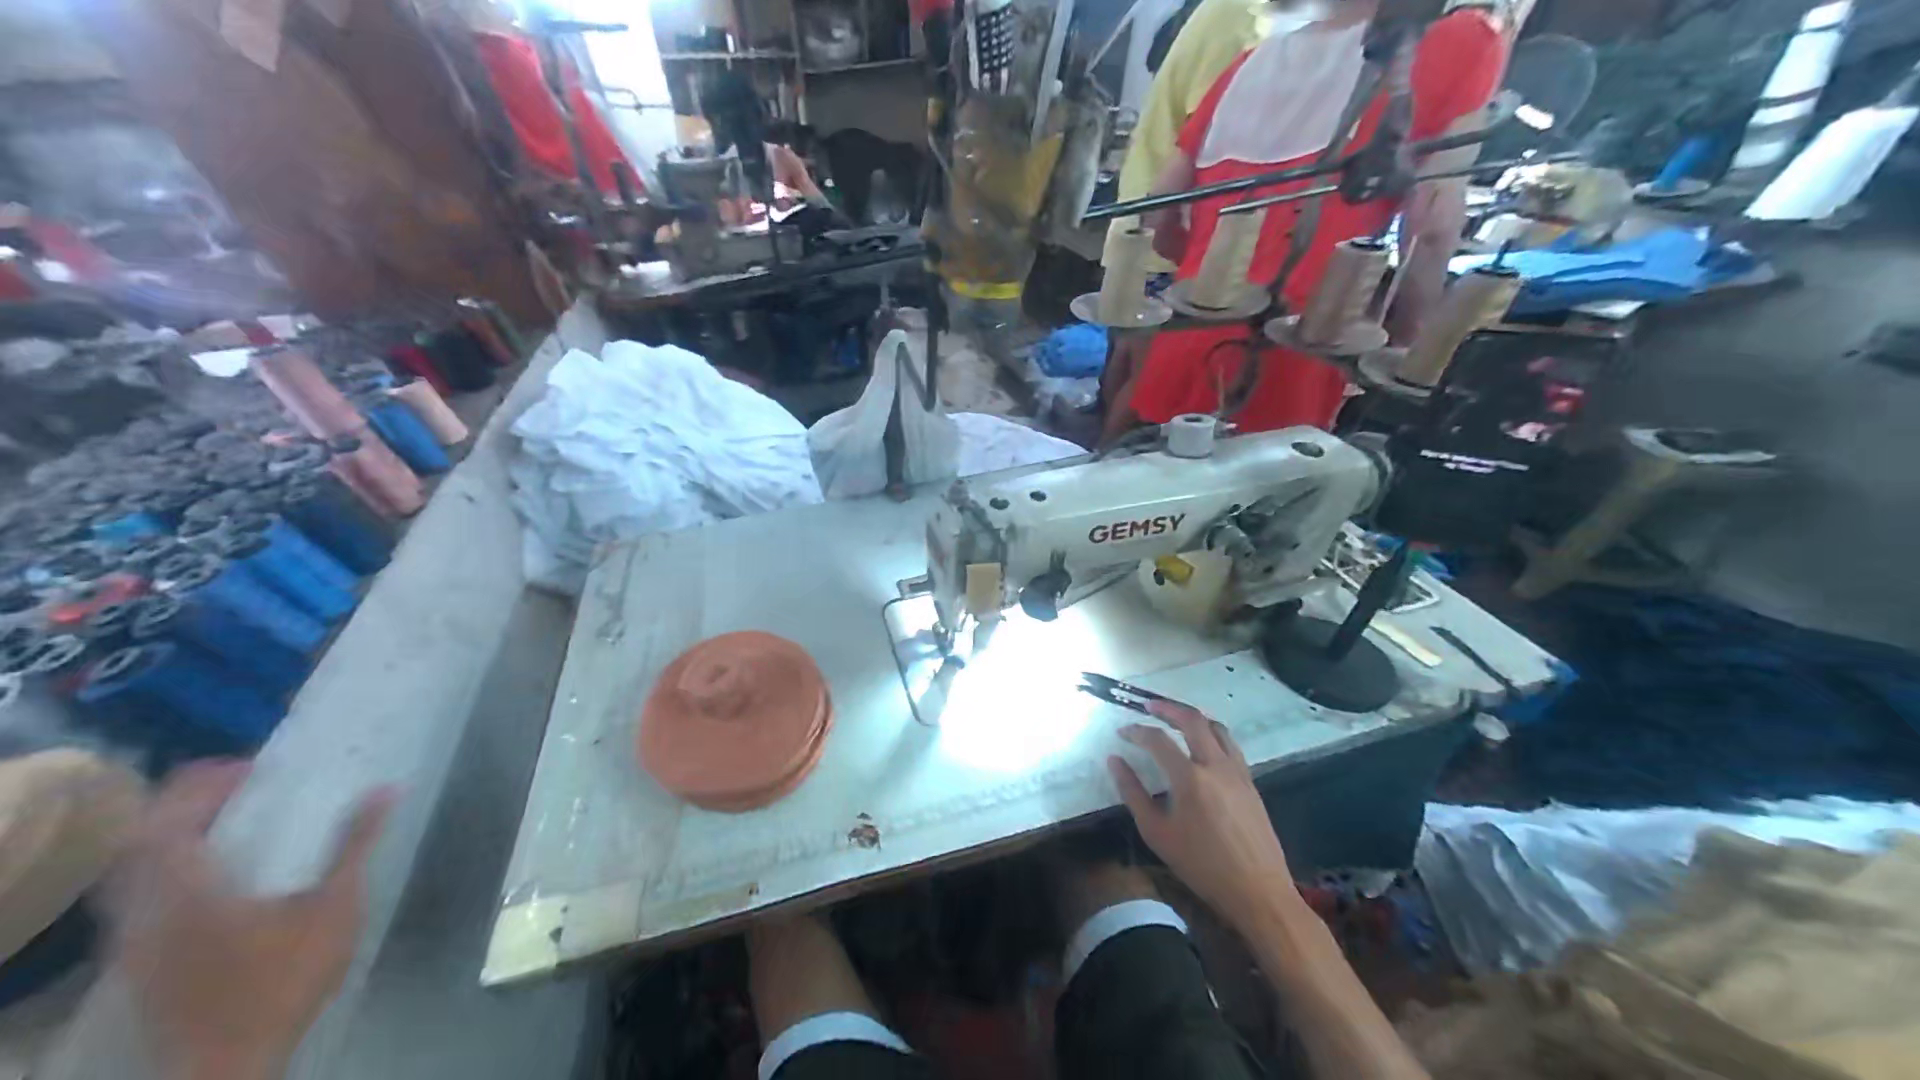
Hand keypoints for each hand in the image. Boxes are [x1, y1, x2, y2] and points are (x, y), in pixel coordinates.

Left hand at [105, 761, 394, 1079]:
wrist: (231, 1058)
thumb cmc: (286, 976)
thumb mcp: (336, 906)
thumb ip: (354, 845)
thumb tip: (384, 789)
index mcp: (190, 890)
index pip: (172, 821)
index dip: (203, 785)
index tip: (252, 766)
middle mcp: (147, 908)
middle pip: (140, 840)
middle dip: (183, 803)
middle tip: (237, 785)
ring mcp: (133, 937)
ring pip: (130, 869)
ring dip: (171, 833)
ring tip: (225, 819)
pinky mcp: (137, 956)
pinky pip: (135, 893)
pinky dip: (165, 864)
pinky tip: (207, 869)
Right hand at [1108, 701, 1292, 931]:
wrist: (1257, 891)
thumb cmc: (1201, 865)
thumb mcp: (1156, 833)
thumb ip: (1132, 792)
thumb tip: (1114, 761)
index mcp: (1190, 777)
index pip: (1158, 740)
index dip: (1137, 731)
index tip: (1123, 733)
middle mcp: (1216, 765)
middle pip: (1193, 720)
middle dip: (1168, 708)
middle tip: (1149, 706)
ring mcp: (1238, 772)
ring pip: (1217, 728)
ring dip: (1194, 718)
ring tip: (1176, 719)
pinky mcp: (1251, 782)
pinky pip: (1230, 745)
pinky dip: (1212, 735)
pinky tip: (1202, 747)